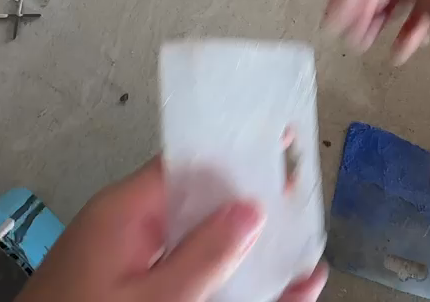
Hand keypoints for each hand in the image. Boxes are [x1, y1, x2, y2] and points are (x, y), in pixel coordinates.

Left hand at [18, 158, 326, 301]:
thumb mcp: (147, 299)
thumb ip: (200, 256)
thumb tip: (251, 209)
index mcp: (127, 210)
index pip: (191, 161)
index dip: (237, 150)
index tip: (282, 142)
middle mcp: (131, 229)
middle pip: (203, 203)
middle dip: (253, 204)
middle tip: (302, 199)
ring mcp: (133, 266)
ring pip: (201, 244)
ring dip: (247, 250)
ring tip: (302, 248)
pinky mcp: (134, 292)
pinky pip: (189, 276)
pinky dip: (226, 280)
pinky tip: (276, 290)